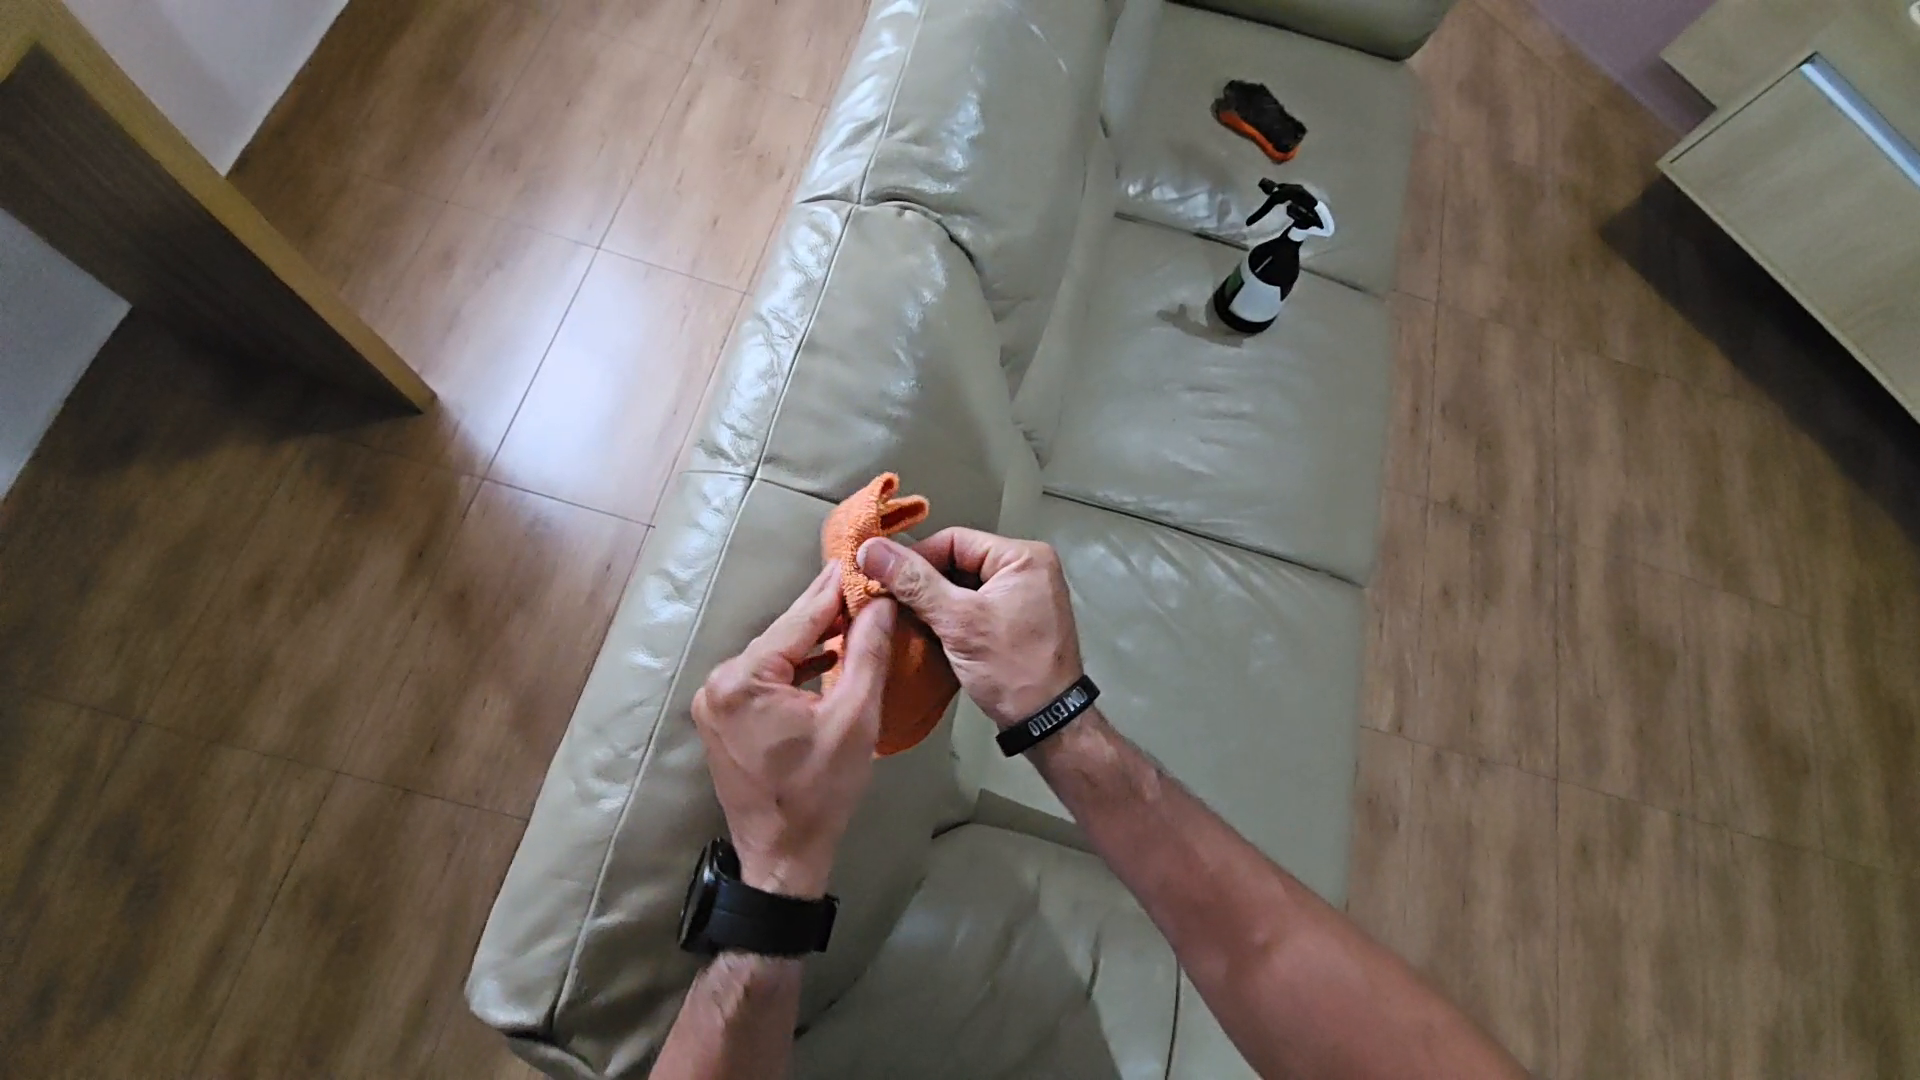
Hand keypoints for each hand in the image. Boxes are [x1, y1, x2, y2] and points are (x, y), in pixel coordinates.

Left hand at [691, 563, 894, 897]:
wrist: (783, 856)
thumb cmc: (821, 792)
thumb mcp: (854, 718)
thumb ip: (867, 653)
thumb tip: (880, 604)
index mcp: (743, 680)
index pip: (798, 622)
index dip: (832, 591)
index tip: (855, 562)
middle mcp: (718, 683)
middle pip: (783, 635)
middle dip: (822, 611)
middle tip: (857, 581)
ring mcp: (714, 702)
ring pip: (774, 656)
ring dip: (811, 638)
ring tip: (851, 614)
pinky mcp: (722, 718)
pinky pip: (764, 678)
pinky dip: (795, 666)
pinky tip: (825, 654)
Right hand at [857, 529, 1081, 729]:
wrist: (1048, 723)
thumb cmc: (1013, 669)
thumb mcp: (958, 621)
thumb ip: (914, 583)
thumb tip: (870, 550)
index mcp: (1023, 556)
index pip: (954, 540)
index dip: (915, 558)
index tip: (882, 578)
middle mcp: (1027, 568)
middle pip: (957, 561)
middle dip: (922, 583)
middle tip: (887, 601)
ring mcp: (1022, 595)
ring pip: (962, 585)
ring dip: (932, 602)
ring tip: (902, 618)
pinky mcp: (1014, 620)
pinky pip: (973, 606)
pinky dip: (948, 617)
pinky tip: (926, 631)